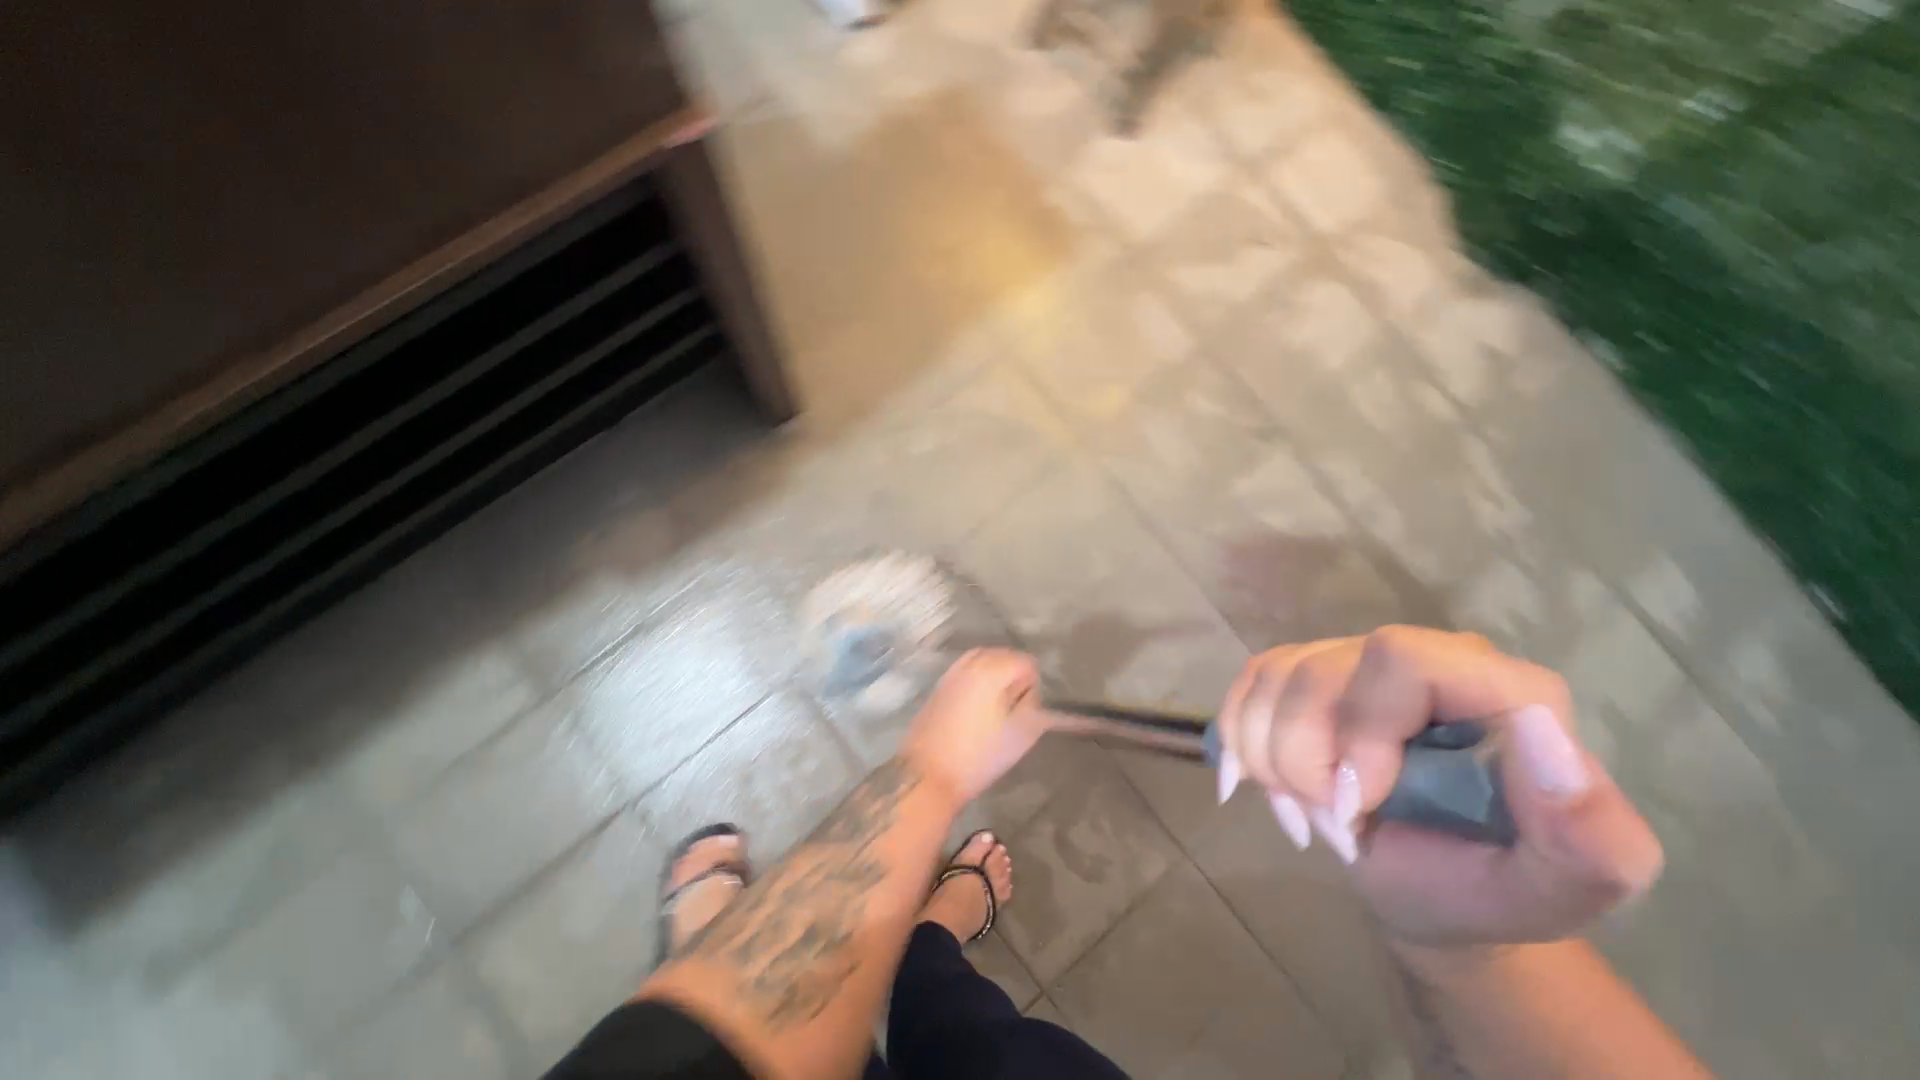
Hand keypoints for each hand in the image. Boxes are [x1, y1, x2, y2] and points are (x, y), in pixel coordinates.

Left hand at [900, 648, 1044, 805]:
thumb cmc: (979, 756)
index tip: (1030, 709)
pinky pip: (965, 672)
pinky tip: (979, 707)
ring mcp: (950, 674)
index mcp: (991, 670)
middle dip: (1015, 676)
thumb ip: (1035, 707)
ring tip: (1000, 706)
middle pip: (1004, 656)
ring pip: (982, 661)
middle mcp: (969, 664)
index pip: (1027, 662)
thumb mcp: (1021, 734)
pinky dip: (977, 680)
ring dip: (996, 676)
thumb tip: (1035, 693)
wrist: (929, 775)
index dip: (1034, 685)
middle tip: (1017, 706)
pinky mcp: (938, 687)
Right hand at [1215, 626, 1663, 948]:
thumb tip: (1538, 726)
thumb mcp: (1561, 892)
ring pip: (1276, 678)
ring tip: (1310, 816)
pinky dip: (1241, 743)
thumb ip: (1590, 833)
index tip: (1355, 805)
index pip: (1402, 658)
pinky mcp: (1310, 674)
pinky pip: (1249, 683)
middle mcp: (1430, 656)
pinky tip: (1267, 787)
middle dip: (1304, 760)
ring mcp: (1361, 660)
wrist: (1427, 890)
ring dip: (1271, 762)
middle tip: (1336, 827)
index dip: (1360, 729)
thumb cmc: (1490, 891)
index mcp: (1502, 689)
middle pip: (1321, 671)